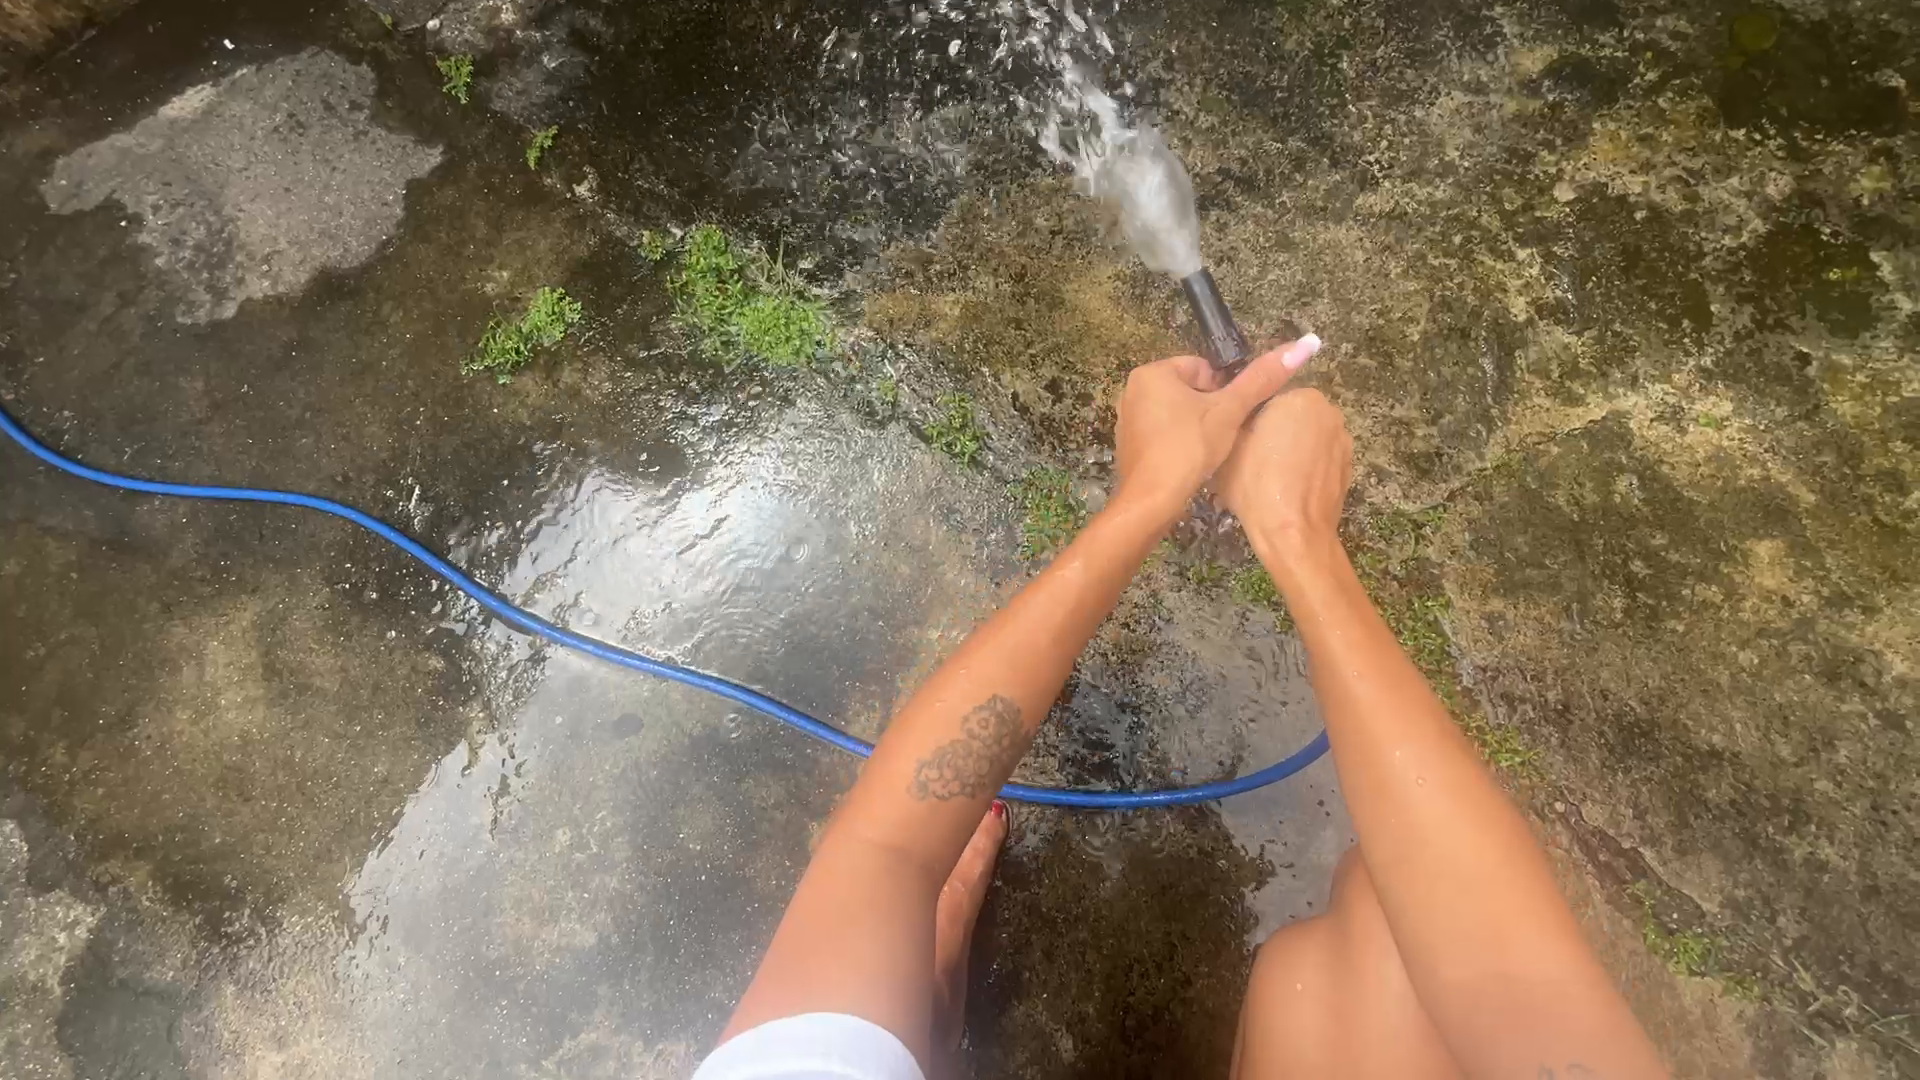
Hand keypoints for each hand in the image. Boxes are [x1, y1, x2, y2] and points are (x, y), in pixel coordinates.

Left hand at [1113, 336, 1321, 526]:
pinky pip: (1163, 435)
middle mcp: (1132, 391)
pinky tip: (1190, 461)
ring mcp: (1127, 421)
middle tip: (1222, 433)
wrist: (1151, 500)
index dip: (1223, 390)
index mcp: (1151, 373)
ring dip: (1197, 427)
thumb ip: (1262, 378)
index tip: (1229, 413)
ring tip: (1208, 448)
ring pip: (1176, 414)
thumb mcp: (1230, 410)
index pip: (1201, 368)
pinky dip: (1179, 444)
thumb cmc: (1188, 448)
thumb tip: (1305, 343)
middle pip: (1189, 390)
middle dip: (1209, 409)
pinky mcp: (1128, 447)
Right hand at [1211, 385, 1352, 569]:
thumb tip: (1237, 413)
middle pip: (1287, 416)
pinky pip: (1316, 458)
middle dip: (1270, 432)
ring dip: (1287, 450)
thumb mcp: (1226, 445)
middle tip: (1247, 460)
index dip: (1246, 419)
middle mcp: (1328, 411)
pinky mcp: (1348, 466)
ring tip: (1266, 478)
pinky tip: (1285, 489)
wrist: (1293, 533)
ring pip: (1303, 438)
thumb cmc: (1255, 484)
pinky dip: (1302, 468)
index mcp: (1299, 398)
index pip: (1264, 397)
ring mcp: (1343, 440)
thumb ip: (1234, 418)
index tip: (1234, 441)